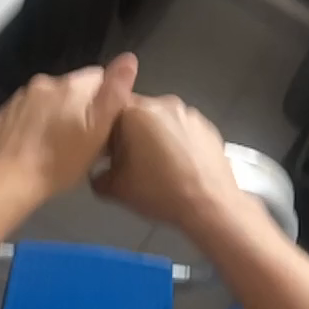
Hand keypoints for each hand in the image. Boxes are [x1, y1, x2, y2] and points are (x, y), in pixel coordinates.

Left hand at [0, 55, 137, 203]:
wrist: (7, 179)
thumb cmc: (59, 161)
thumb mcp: (98, 131)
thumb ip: (114, 93)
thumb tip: (129, 59)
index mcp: (72, 85)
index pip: (101, 76)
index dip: (108, 99)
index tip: (106, 125)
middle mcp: (46, 82)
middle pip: (75, 88)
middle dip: (82, 107)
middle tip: (85, 139)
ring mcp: (22, 96)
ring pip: (52, 99)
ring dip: (59, 114)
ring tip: (60, 144)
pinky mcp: (6, 112)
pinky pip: (31, 111)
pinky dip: (38, 122)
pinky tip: (38, 144)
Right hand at [94, 94, 254, 235]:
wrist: (210, 205)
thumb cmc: (160, 192)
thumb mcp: (116, 190)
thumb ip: (98, 177)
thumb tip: (98, 175)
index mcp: (135, 112)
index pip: (109, 111)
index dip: (104, 132)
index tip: (106, 153)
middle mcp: (163, 104)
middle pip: (136, 114)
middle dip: (130, 134)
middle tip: (130, 163)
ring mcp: (189, 114)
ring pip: (161, 121)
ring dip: (155, 137)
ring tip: (157, 167)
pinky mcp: (207, 127)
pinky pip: (183, 130)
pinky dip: (177, 143)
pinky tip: (178, 167)